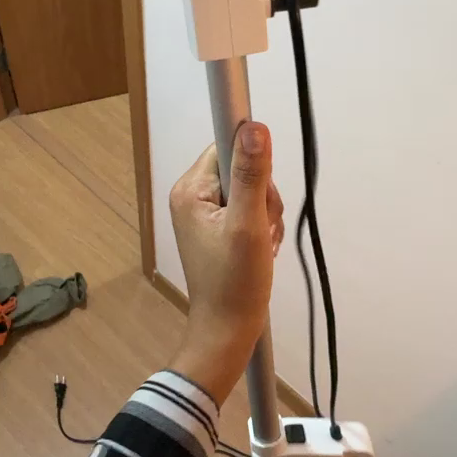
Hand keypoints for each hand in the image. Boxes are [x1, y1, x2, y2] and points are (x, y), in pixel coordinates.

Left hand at [167, 124, 283, 401]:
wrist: (229, 330)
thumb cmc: (235, 282)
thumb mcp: (248, 225)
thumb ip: (252, 175)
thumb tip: (255, 127)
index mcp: (190, 190)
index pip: (226, 146)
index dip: (252, 164)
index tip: (260, 195)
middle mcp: (193, 196)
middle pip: (243, 168)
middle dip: (263, 197)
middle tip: (261, 230)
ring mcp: (205, 213)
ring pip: (252, 190)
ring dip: (266, 215)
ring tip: (262, 244)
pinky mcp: (219, 228)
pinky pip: (250, 209)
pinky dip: (262, 227)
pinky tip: (261, 249)